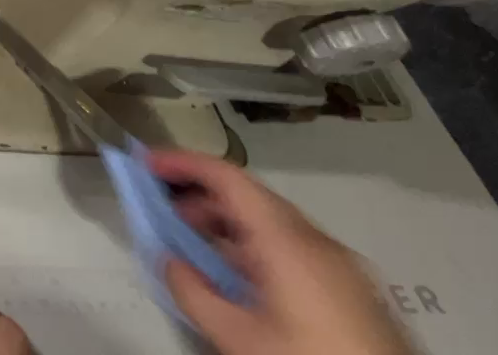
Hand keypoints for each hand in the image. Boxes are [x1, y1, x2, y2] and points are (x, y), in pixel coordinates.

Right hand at [149, 149, 416, 354]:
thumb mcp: (236, 335)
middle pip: (250, 196)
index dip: (183, 162)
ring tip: (193, 243)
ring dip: (226, 220)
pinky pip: (292, 246)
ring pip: (272, 222)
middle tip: (162, 208)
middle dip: (199, 194)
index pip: (229, 178)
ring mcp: (341, 265)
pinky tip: (237, 273)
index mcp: (288, 241)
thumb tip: (169, 260)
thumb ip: (192, 291)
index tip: (146, 161)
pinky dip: (253, 242)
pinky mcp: (352, 289)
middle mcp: (318, 241)